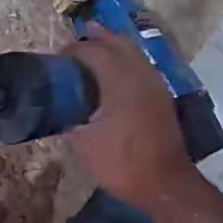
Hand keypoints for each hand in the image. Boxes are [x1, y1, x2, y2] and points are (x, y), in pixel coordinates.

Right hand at [64, 27, 195, 208]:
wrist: (165, 184)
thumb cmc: (122, 163)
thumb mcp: (84, 144)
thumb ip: (69, 119)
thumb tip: (59, 108)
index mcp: (119, 80)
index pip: (94, 51)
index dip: (74, 50)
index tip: (57, 57)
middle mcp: (140, 73)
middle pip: (117, 43)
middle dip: (96, 38)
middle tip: (75, 40)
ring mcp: (154, 83)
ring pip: (132, 51)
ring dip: (113, 44)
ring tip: (94, 43)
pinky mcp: (161, 95)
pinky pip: (141, 64)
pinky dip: (125, 57)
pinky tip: (115, 69)